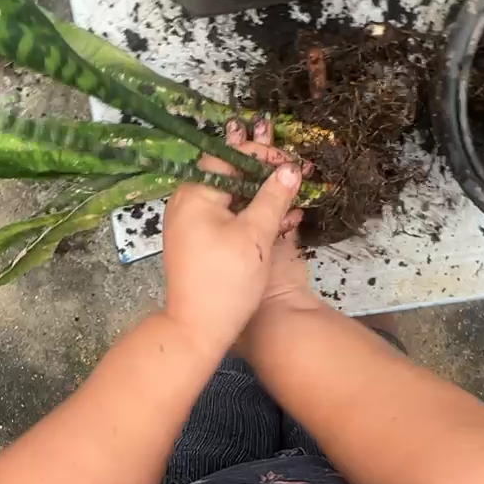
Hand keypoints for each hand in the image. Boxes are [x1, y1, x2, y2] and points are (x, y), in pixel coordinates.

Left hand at [161, 119, 303, 354]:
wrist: (198, 328)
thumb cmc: (226, 280)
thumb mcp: (256, 235)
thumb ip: (274, 197)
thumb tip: (291, 168)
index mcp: (195, 194)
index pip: (229, 156)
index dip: (262, 155)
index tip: (290, 164)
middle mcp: (187, 203)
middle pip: (230, 176)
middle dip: (265, 176)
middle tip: (296, 177)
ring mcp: (191, 224)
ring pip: (232, 199)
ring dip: (262, 198)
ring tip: (294, 202)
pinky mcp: (199, 243)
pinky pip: (227, 219)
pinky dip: (250, 218)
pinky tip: (279, 223)